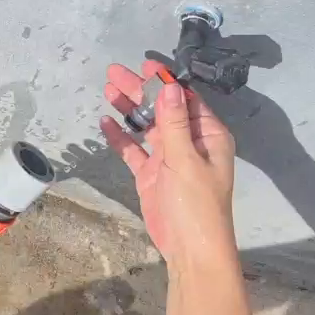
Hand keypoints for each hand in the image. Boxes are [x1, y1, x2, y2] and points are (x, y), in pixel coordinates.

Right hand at [99, 62, 237, 268]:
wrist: (191, 249)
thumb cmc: (196, 204)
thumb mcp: (186, 160)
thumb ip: (174, 123)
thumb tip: (169, 87)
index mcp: (208, 136)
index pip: (185, 100)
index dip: (164, 82)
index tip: (144, 65)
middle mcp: (190, 143)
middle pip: (162, 110)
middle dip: (140, 91)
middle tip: (114, 73)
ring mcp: (169, 159)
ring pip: (147, 127)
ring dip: (129, 110)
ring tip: (107, 90)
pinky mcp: (151, 175)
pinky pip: (134, 151)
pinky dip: (121, 137)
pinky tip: (106, 123)